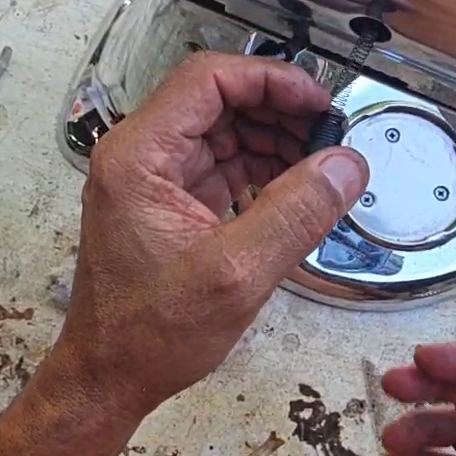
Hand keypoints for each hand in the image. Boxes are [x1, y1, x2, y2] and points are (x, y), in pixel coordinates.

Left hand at [48, 52, 368, 422]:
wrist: (109, 376)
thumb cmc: (151, 333)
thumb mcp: (236, 274)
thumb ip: (295, 212)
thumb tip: (346, 164)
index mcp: (137, 156)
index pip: (206, 80)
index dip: (269, 80)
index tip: (318, 101)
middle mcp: (138, 155)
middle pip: (216, 100)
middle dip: (277, 110)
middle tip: (330, 136)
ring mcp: (152, 177)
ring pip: (221, 130)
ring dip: (272, 138)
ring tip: (321, 164)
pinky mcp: (168, 200)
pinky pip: (219, 163)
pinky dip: (259, 167)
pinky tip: (295, 185)